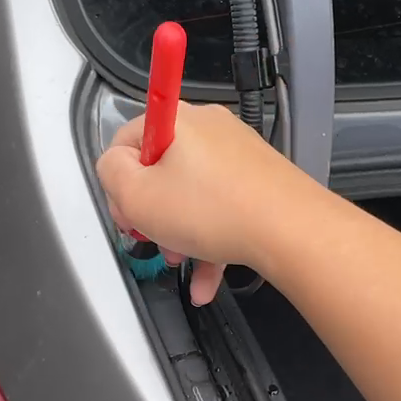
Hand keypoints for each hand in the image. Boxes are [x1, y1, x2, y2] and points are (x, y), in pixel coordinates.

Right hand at [97, 102, 320, 304]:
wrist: (290, 230)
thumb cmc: (216, 211)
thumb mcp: (137, 196)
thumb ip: (110, 173)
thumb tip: (114, 167)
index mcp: (177, 121)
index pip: (126, 140)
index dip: (119, 182)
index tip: (127, 212)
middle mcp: (208, 130)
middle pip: (159, 171)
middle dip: (152, 213)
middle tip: (154, 239)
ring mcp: (237, 155)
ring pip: (191, 197)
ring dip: (180, 235)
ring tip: (183, 264)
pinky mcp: (257, 181)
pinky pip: (220, 210)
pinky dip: (209, 243)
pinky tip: (206, 280)